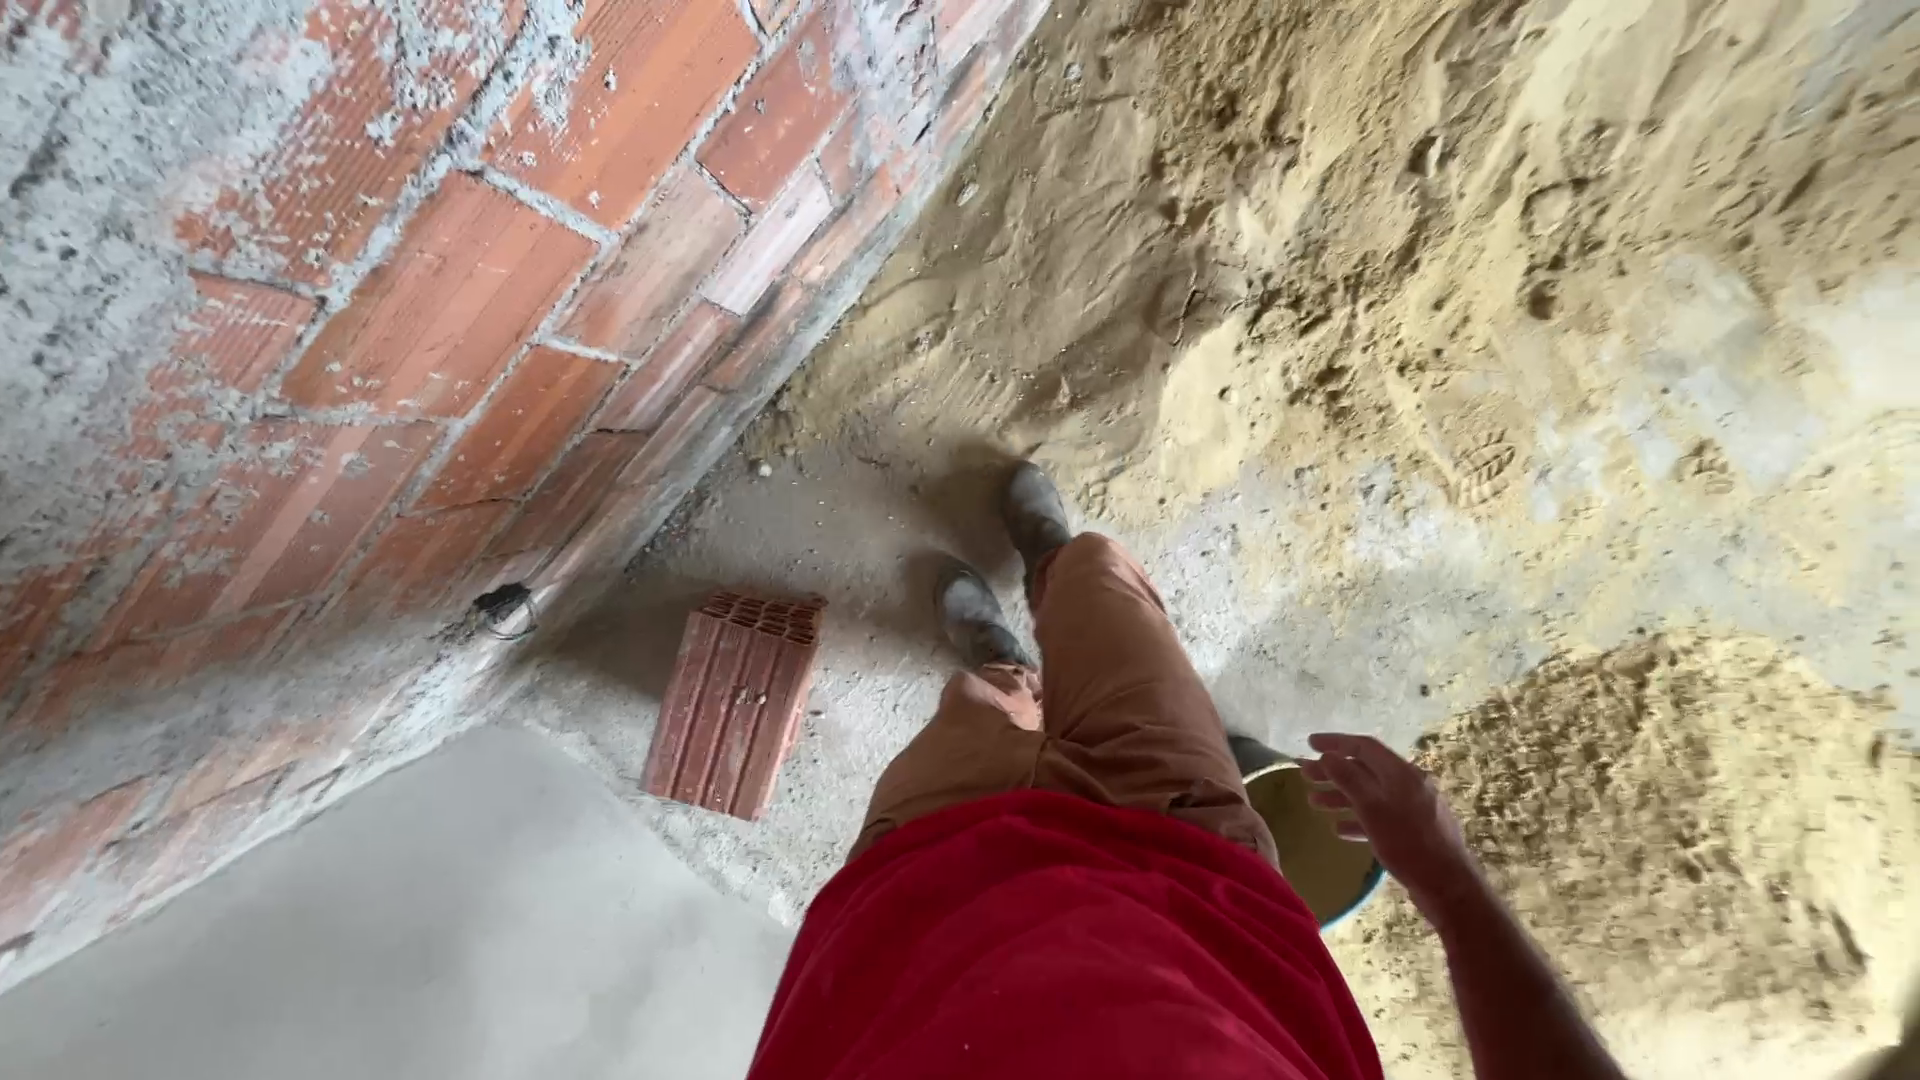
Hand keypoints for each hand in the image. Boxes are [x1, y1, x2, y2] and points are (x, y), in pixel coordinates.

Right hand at [1299, 732, 1480, 914]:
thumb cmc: (1408, 843)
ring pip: (1370, 794)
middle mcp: (1410, 785)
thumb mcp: (1372, 808)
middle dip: (1333, 771)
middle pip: (1365, 770)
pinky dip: (1358, 818)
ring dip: (1341, 796)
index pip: (1364, 747)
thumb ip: (1347, 778)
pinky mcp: (1415, 830)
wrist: (1450, 888)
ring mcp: (1414, 808)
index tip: (1309, 743)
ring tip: (1314, 803)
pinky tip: (1340, 829)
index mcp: (1402, 773)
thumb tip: (1327, 756)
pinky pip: (1381, 816)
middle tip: (1305, 775)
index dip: (1335, 742)